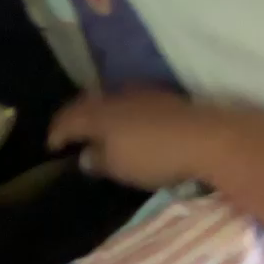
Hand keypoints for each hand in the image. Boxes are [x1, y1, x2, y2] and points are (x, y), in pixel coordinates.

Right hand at [47, 89, 263, 189]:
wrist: (211, 139)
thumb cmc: (154, 156)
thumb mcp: (118, 167)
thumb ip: (97, 160)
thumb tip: (85, 156)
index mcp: (96, 114)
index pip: (66, 119)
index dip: (56, 132)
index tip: (52, 147)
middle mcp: (114, 99)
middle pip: (87, 105)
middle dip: (77, 119)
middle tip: (72, 134)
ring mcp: (142, 96)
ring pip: (112, 102)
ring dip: (103, 116)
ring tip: (102, 131)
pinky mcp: (166, 100)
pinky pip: (133, 105)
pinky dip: (125, 116)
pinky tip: (132, 128)